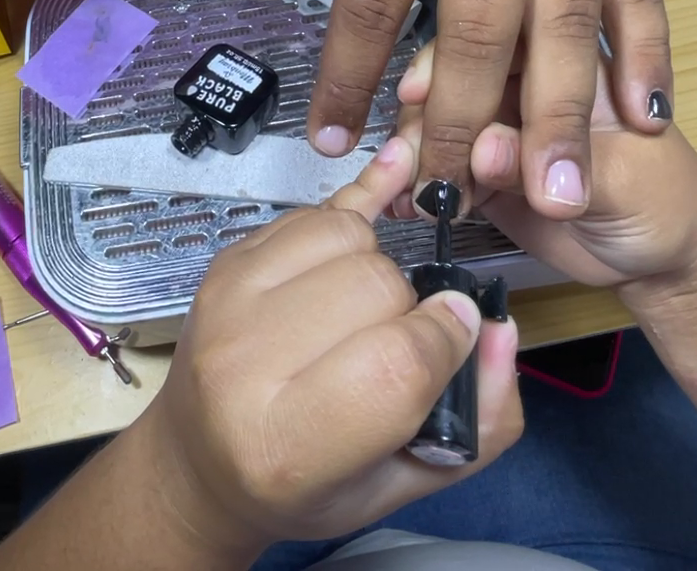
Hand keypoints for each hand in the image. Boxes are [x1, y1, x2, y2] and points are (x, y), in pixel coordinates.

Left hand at [141, 136, 522, 553]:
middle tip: (398, 332)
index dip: (444, 340)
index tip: (457, 334)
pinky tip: (369, 222)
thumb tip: (497, 328)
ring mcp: (228, 301)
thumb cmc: (299, 484)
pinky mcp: (225, 262)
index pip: (394, 365)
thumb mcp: (399, 484)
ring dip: (375, 261)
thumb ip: (476, 420)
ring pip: (344, 234)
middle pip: (372, 285)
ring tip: (365, 302)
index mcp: (285, 443)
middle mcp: (244, 364)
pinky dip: (345, 223)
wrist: (200, 455)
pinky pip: (308, 213)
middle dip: (408, 304)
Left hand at [252, 0, 672, 217]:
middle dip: (458, 127)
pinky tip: (640, 121)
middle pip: (476, 34)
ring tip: (551, 198)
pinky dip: (646, 58)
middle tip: (441, 199)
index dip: (345, 78)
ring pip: (566, 30)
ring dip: (557, 121)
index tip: (326, 138)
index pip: (372, 0)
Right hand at [395, 44, 696, 287]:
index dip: (448, 62)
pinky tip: (408, 207)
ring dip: (412, 155)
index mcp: (560, 60)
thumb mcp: (623, 180)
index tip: (416, 95)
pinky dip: (415, 187)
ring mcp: (492, 124)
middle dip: (422, 119)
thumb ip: (553, 164)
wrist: (658, 258)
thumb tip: (484, 151)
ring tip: (409, 193)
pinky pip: (435, 168)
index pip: (494, 42)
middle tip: (405, 161)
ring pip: (432, 123)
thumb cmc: (663, 201)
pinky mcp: (475, 168)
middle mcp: (518, 84)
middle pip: (449, 80)